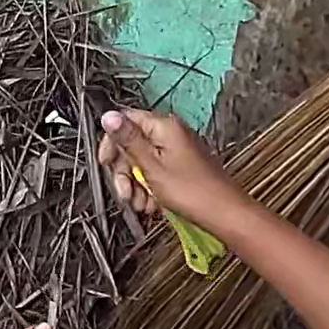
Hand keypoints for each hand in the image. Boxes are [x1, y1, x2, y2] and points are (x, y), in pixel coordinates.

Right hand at [96, 108, 245, 222]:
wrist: (222, 213)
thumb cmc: (192, 191)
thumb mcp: (151, 166)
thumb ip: (128, 140)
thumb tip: (108, 115)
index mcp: (164, 127)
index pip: (125, 121)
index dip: (111, 143)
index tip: (106, 162)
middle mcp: (170, 134)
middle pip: (130, 145)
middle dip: (124, 172)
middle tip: (126, 190)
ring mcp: (175, 151)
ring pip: (140, 163)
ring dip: (134, 185)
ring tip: (141, 201)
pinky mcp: (178, 167)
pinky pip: (153, 173)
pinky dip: (147, 189)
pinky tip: (150, 203)